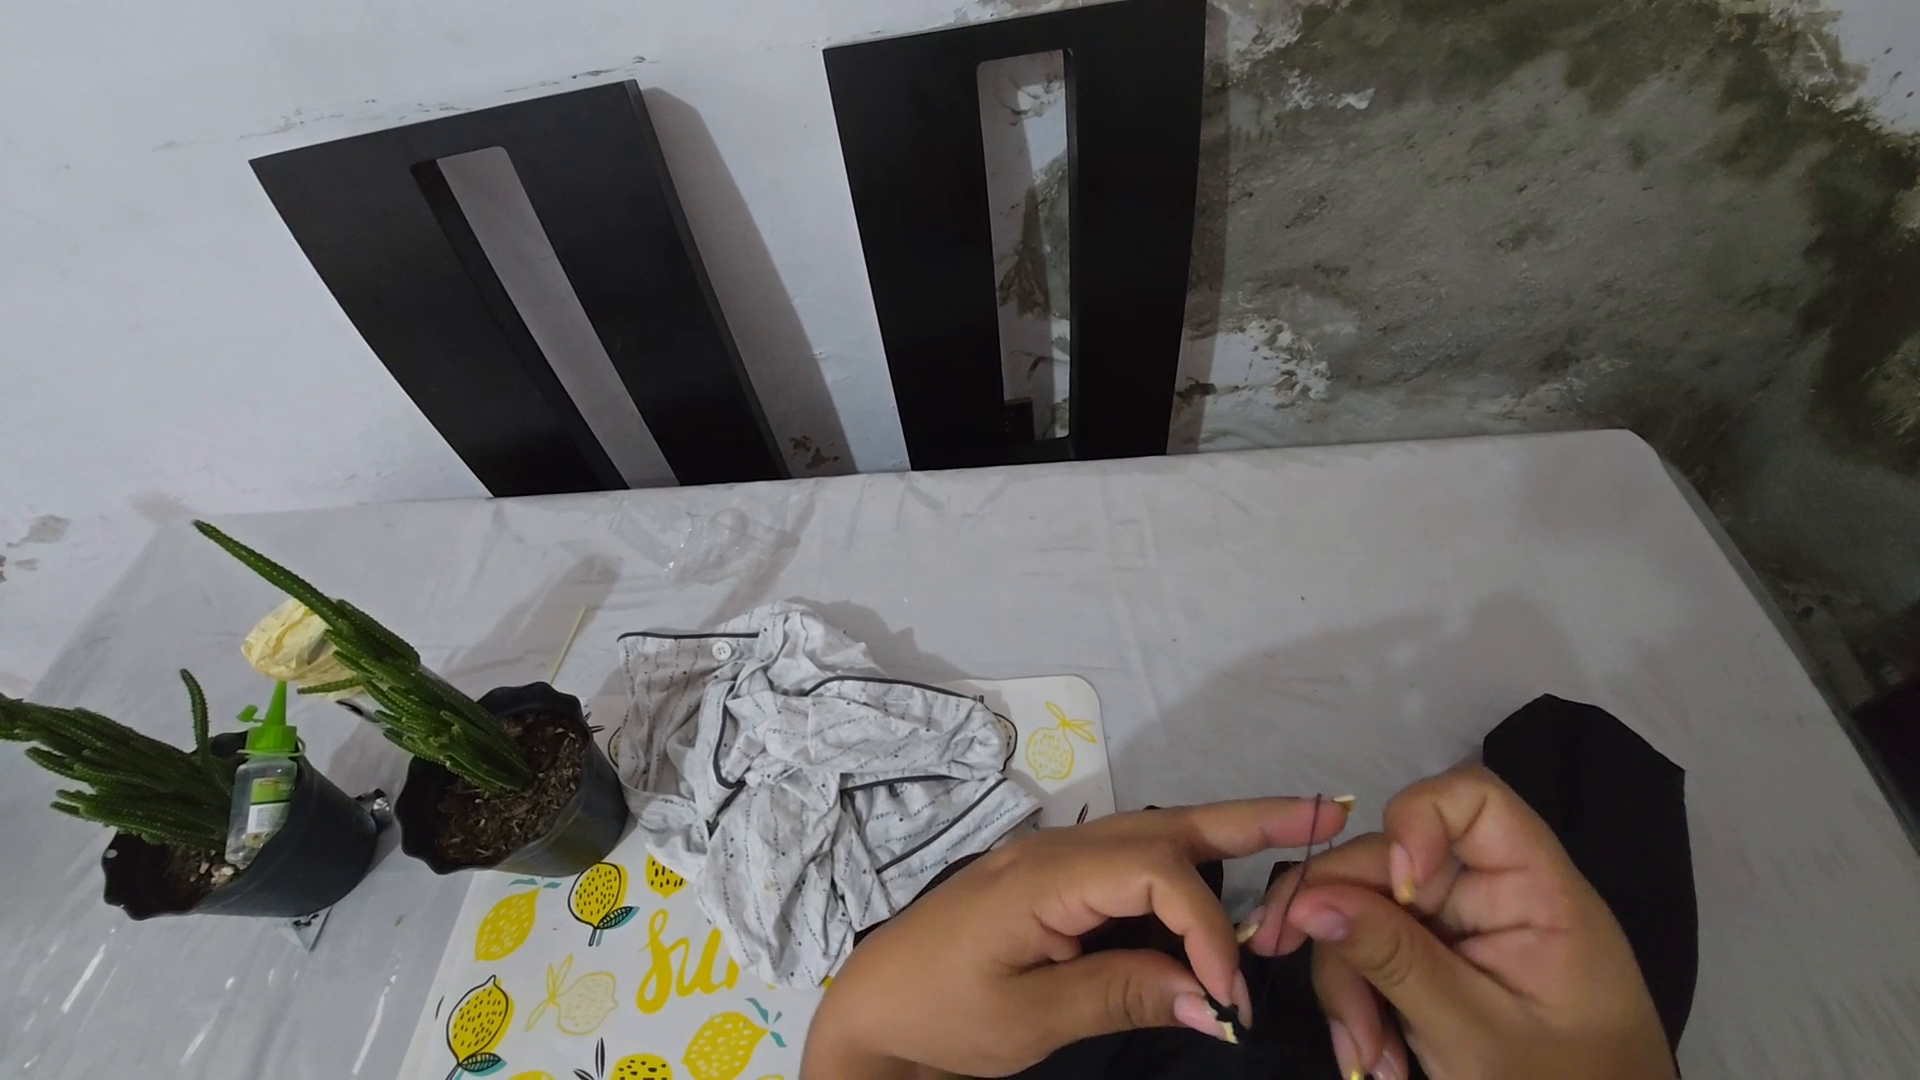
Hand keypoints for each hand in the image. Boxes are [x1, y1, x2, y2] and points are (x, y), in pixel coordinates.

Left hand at [799, 797, 1348, 1078]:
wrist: (875, 1008)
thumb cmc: (941, 1015)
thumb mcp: (1029, 1019)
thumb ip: (1120, 993)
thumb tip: (1212, 995)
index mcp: (1045, 874)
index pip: (1153, 871)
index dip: (1206, 926)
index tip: (1230, 995)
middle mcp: (1056, 848)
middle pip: (1164, 825)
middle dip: (1246, 820)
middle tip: (1325, 810)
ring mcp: (1054, 857)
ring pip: (1151, 834)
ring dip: (1220, 837)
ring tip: (1293, 833)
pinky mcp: (1054, 878)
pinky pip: (1129, 859)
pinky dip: (1181, 869)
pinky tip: (1216, 882)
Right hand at [1241, 766, 1674, 1079]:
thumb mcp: (1477, 1037)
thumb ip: (1392, 960)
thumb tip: (1305, 903)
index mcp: (1534, 893)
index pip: (1472, 800)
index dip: (1417, 819)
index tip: (1395, 886)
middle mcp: (1484, 891)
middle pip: (1386, 860)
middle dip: (1341, 923)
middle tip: (1284, 956)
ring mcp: (1449, 922)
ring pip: (1358, 904)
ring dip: (1344, 976)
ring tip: (1362, 1057)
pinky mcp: (1422, 953)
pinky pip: (1362, 944)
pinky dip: (1353, 994)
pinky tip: (1365, 1050)